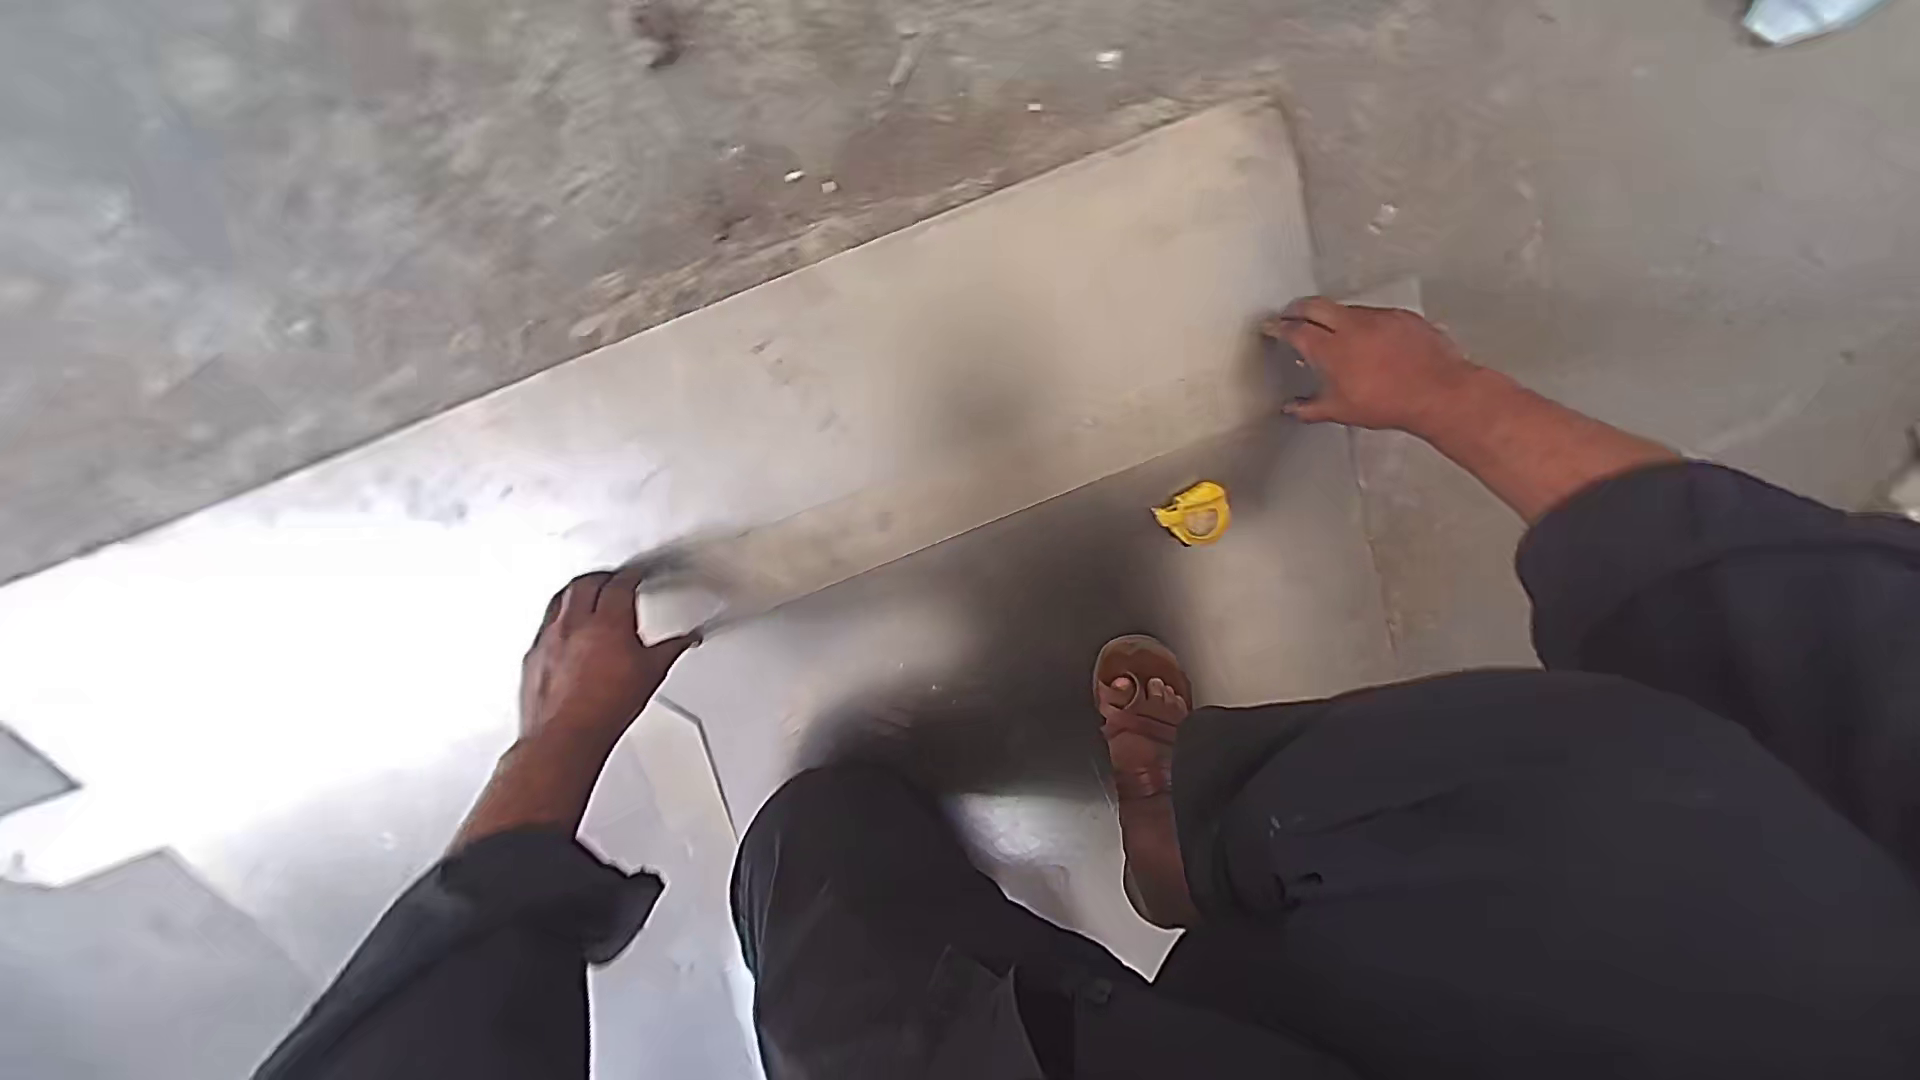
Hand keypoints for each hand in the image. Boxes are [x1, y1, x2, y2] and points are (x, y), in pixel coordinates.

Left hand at [519, 567, 697, 749]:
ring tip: (589, 593)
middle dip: (603, 577)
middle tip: (614, 578)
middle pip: (586, 583)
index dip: (631, 575)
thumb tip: (688, 639)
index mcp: (608, 623)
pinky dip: (560, 616)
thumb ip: (672, 648)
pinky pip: (545, 623)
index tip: (637, 575)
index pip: (620, 584)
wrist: (566, 736)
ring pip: (561, 598)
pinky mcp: (533, 655)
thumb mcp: (652, 672)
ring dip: (578, 591)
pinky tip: (567, 626)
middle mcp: (575, 625)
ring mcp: (550, 638)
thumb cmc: (606, 708)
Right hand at [1263, 297, 1483, 434]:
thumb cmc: (1389, 403)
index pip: (1295, 330)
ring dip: (1329, 315)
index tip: (1270, 327)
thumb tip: (1291, 409)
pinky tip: (1363, 336)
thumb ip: (1308, 408)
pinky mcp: (1403, 316)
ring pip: (1344, 308)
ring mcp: (1380, 318)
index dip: (1277, 327)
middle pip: (1315, 306)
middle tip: (1289, 315)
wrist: (1439, 393)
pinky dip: (1361, 321)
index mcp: (1331, 349)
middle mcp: (1353, 327)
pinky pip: (1373, 313)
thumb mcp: (1339, 411)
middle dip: (1297, 309)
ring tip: (1326, 329)